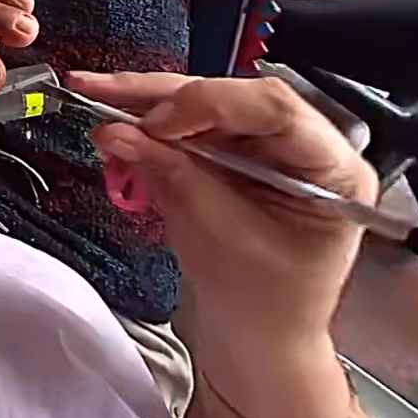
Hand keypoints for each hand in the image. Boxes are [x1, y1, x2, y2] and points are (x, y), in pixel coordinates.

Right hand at [67, 72, 376, 347]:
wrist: (256, 328)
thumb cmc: (261, 295)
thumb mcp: (219, 234)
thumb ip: (171, 175)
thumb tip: (114, 132)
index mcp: (328, 166)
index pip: (272, 107)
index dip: (207, 105)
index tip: (155, 126)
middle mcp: (295, 140)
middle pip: (223, 93)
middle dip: (154, 94)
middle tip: (96, 89)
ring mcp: (256, 139)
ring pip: (192, 99)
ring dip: (136, 100)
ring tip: (89, 92)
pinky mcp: (222, 144)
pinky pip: (175, 119)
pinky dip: (136, 122)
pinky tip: (108, 123)